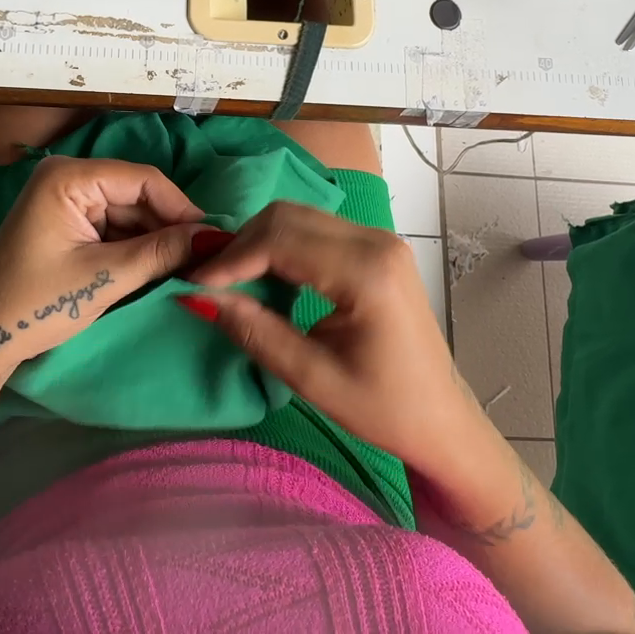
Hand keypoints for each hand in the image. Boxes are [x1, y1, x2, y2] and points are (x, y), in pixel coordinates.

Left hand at [0, 156, 210, 398]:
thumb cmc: (36, 305)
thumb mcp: (104, 278)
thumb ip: (160, 252)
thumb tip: (214, 238)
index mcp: (68, 178)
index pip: (142, 179)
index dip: (181, 208)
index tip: (214, 239)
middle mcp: (66, 177)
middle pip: (136, 194)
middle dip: (169, 226)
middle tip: (204, 258)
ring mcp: (64, 199)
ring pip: (128, 211)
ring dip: (154, 238)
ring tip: (186, 266)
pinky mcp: (66, 222)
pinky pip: (112, 225)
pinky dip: (134, 245)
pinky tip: (157, 266)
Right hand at [184, 201, 478, 476]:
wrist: (442, 420)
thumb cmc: (384, 409)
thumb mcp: (313, 379)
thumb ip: (256, 332)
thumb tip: (198, 296)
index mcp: (367, 271)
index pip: (280, 239)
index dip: (230, 258)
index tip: (192, 284)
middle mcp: (376, 241)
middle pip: (286, 216)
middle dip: (240, 245)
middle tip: (207, 282)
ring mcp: (379, 239)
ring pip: (297, 216)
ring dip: (258, 243)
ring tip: (229, 281)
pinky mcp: (376, 247)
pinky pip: (314, 229)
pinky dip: (280, 246)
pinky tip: (264, 278)